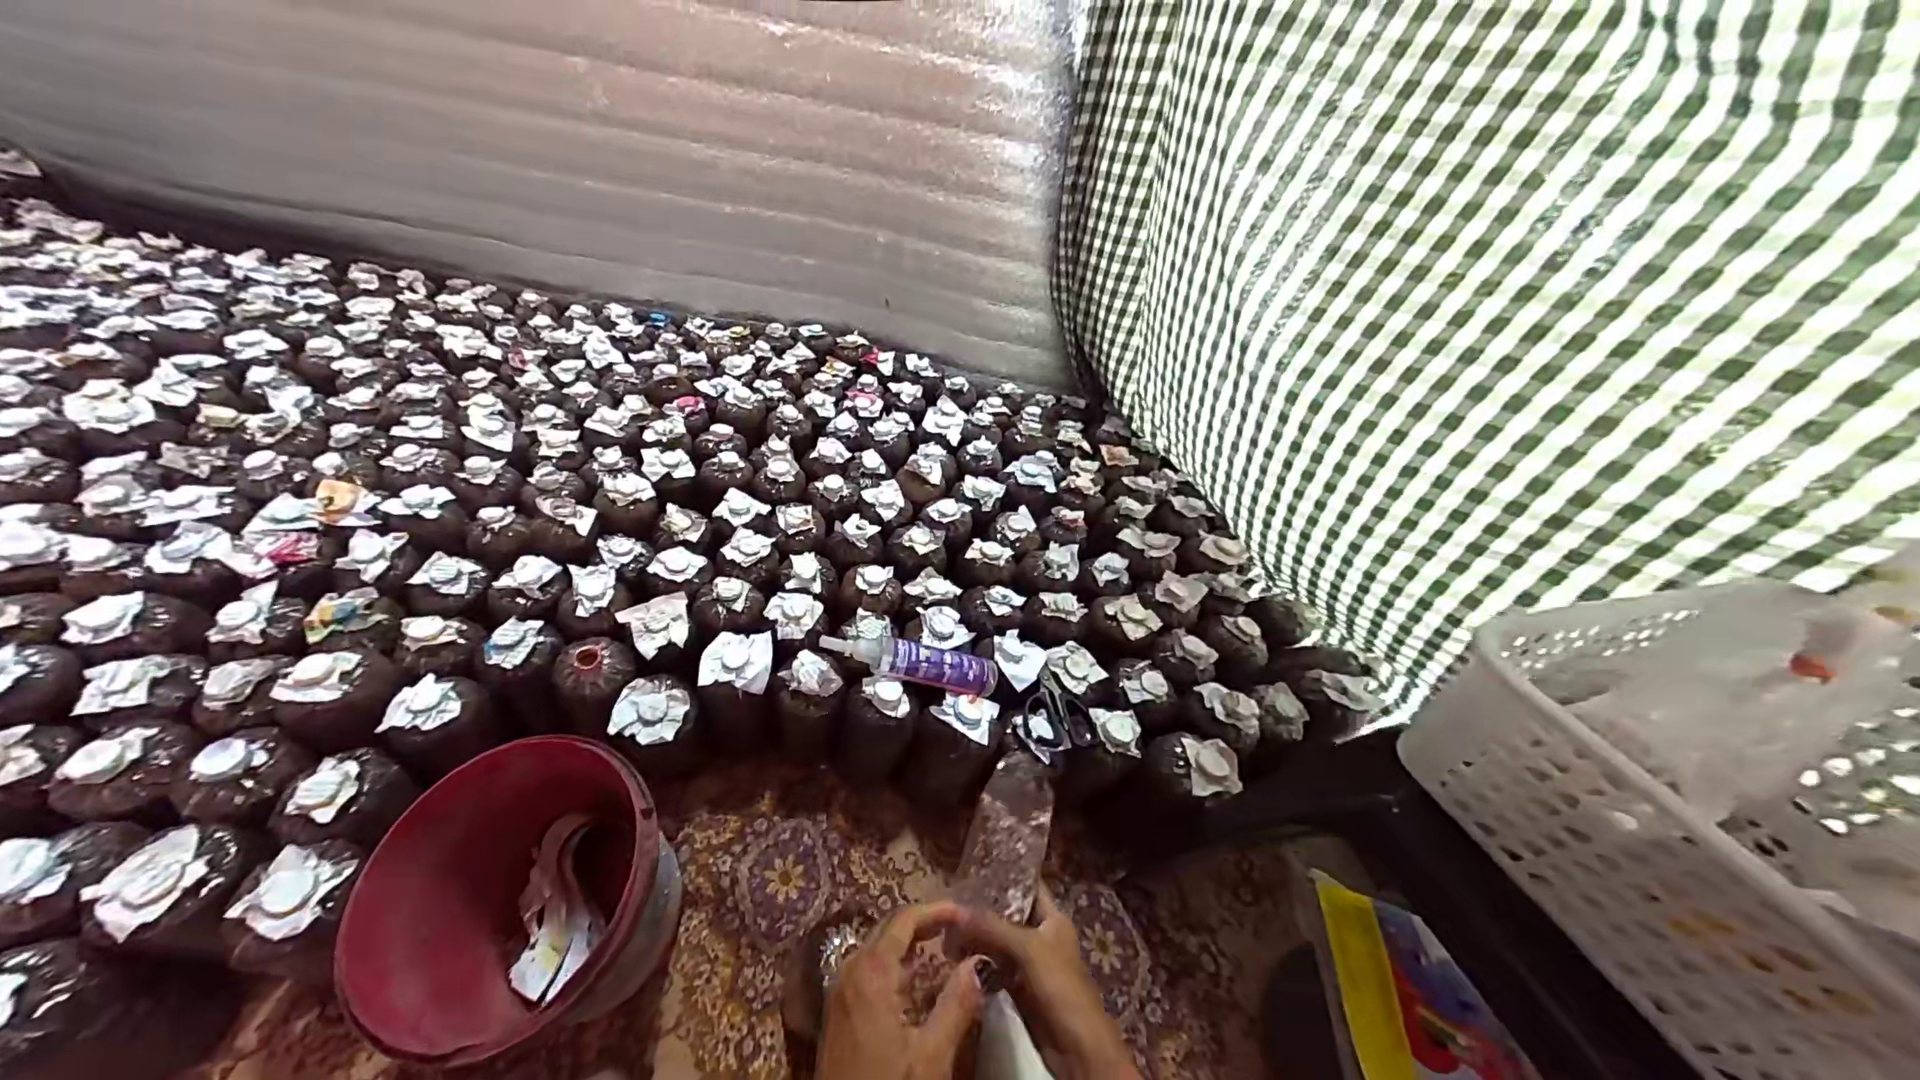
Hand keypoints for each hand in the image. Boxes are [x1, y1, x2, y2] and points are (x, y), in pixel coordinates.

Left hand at [816, 900, 991, 1079]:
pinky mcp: (839, 1011)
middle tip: (960, 926)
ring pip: (878, 947)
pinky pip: (869, 968)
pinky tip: (917, 978)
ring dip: (911, 941)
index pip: (905, 919)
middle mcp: (850, 970)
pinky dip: (896, 962)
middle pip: (890, 927)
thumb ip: (957, 1003)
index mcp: (871, 971)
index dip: (938, 910)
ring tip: (945, 945)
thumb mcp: (930, 1057)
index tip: (967, 913)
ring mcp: (840, 991)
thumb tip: (981, 962)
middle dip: (925, 921)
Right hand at [952, 886, 1142, 1079]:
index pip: (1028, 886)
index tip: (974, 865)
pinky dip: (979, 962)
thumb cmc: (1062, 987)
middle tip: (951, 900)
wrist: (1078, 1049)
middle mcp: (1042, 936)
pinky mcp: (1020, 989)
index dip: (1006, 875)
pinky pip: (995, 967)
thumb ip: (994, 928)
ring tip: (947, 927)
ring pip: (999, 941)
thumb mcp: (1029, 950)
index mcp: (1054, 918)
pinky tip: (956, 957)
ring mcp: (1030, 963)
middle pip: (1009, 914)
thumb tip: (957, 909)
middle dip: (983, 909)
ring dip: (977, 937)